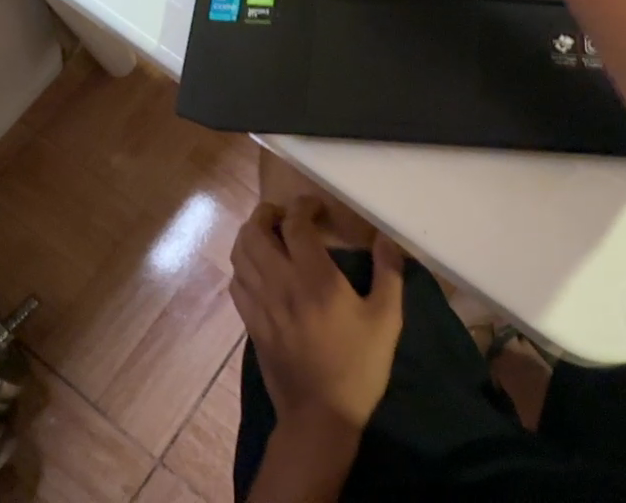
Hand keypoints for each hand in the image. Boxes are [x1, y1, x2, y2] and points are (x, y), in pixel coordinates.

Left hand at [229, 197, 405, 430]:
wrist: (320, 419)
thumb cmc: (359, 367)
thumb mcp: (387, 320)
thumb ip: (389, 273)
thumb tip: (386, 238)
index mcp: (316, 279)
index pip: (294, 225)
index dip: (301, 206)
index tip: (315, 206)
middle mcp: (282, 285)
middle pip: (254, 233)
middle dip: (266, 213)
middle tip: (284, 214)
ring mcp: (261, 306)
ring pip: (240, 255)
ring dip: (250, 236)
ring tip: (270, 235)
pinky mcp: (251, 325)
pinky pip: (237, 282)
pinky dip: (243, 265)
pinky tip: (260, 268)